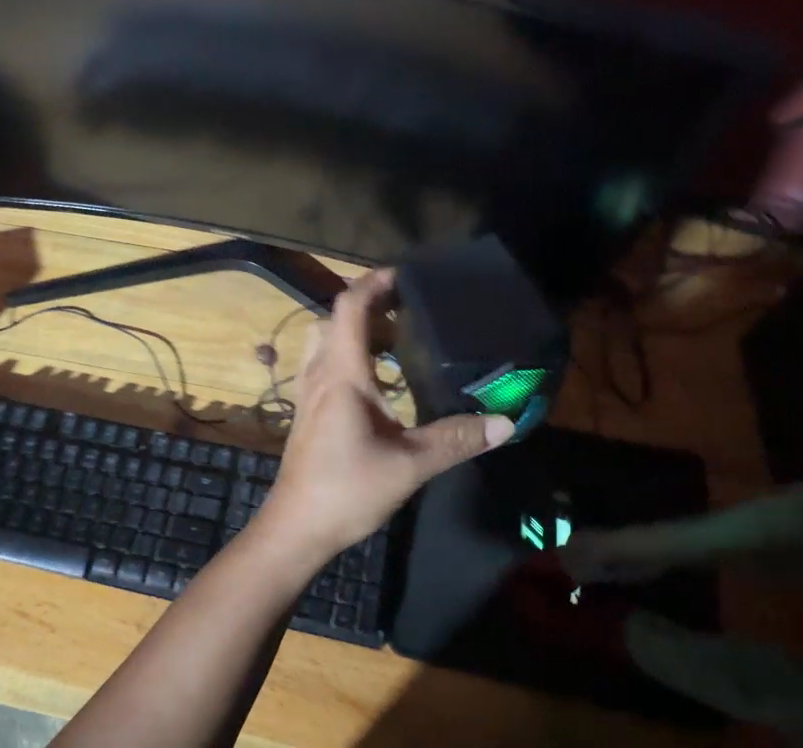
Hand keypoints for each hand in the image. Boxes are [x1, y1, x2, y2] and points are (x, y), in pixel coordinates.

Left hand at [256, 268, 515, 560]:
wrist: (296, 528)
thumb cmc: (347, 490)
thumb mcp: (410, 465)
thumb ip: (456, 439)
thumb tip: (506, 423)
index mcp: (341, 373)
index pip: (350, 307)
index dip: (375, 283)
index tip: (406, 274)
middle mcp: (319, 373)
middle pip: (335, 317)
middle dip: (369, 304)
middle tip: (408, 309)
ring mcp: (307, 391)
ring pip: (325, 339)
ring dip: (356, 330)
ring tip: (396, 340)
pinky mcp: (306, 409)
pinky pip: (324, 363)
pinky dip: (348, 354)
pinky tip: (377, 381)